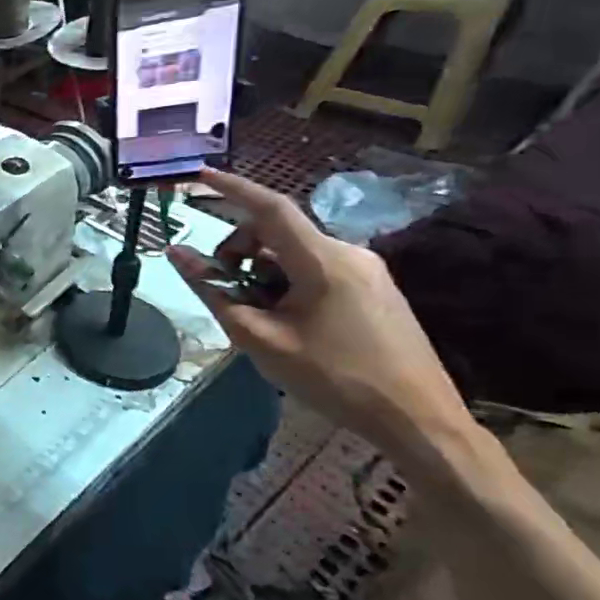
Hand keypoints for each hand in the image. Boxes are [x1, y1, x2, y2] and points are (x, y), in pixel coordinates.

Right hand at [167, 170, 474, 457]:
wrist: (422, 424)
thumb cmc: (335, 380)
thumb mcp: (260, 338)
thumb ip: (214, 292)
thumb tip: (177, 254)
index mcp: (322, 261)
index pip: (269, 206)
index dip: (230, 187)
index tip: (198, 174)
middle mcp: (347, 253)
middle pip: (276, 232)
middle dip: (240, 251)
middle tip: (225, 291)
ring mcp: (367, 269)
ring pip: (295, 252)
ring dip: (263, 271)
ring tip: (260, 317)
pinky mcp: (376, 287)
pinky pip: (317, 267)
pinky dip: (288, 281)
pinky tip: (288, 320)